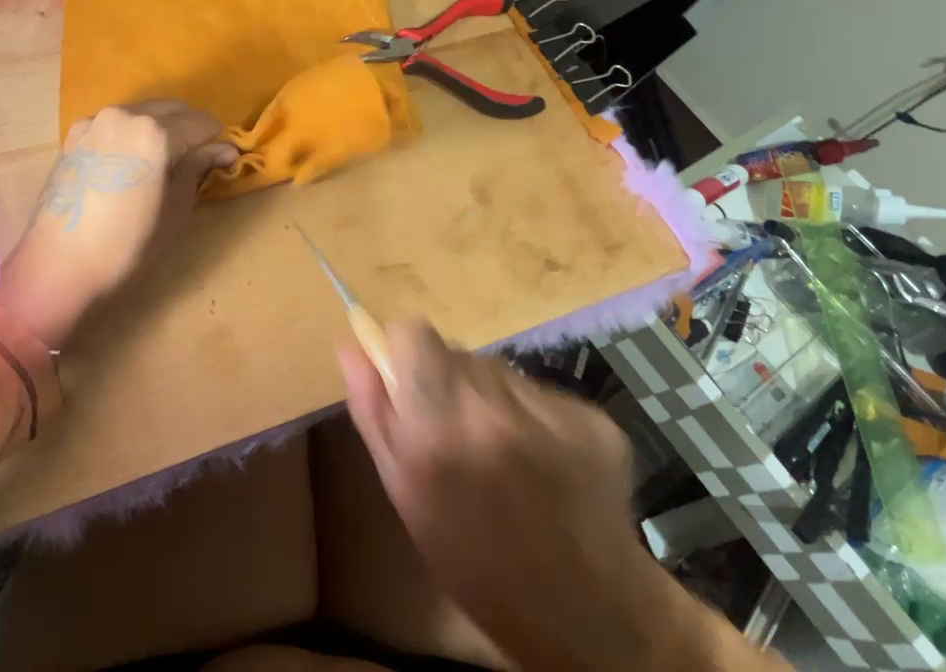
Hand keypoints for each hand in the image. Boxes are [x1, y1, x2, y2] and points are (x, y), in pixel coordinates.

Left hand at [0, 101, 235, 347]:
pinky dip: (130, 137)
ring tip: (159, 169)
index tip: (219, 166)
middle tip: (192, 166)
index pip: (202, 123)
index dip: (215, 144)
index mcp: (154, 131)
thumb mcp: (175, 209)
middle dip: (188, 131)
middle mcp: (123, 114)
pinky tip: (127, 169)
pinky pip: (115, 126)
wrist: (58, 266)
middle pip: (171, 110)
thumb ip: (198, 169)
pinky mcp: (74, 137)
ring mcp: (94, 122)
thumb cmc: (127, 245)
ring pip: (141, 114)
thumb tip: (226, 149)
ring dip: (158, 130)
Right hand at [339, 325, 764, 671]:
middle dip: (448, 382)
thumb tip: (353, 347)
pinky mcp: (593, 418)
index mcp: (438, 425)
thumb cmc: (470, 561)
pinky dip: (533, 418)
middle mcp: (495, 406)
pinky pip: (542, 394)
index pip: (414, 332)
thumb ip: (374, 412)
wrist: (583, 613)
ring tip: (501, 453)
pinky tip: (542, 464)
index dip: (405, 353)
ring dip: (490, 398)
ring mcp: (551, 409)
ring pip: (501, 372)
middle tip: (455, 434)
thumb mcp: (403, 491)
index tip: (407, 384)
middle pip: (457, 353)